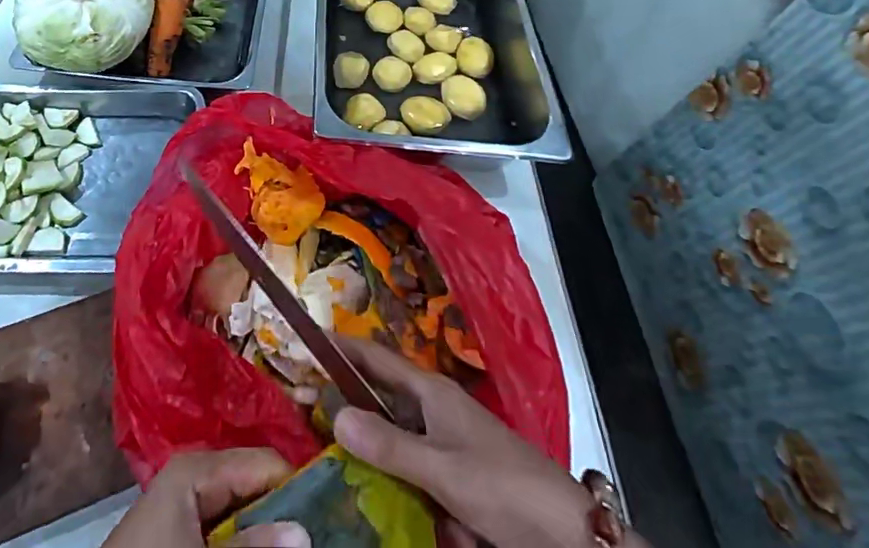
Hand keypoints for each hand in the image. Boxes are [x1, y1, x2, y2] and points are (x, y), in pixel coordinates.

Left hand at [102, 449, 306, 547]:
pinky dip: (249, 535)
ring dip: (272, 524)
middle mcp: (196, 471)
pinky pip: (229, 520)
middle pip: (260, 482)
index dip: (303, 485)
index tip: (337, 508)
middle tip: (325, 529)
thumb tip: (306, 531)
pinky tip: (266, 544)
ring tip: (307, 537)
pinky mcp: (184, 523)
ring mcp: (190, 497)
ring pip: (248, 504)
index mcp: (198, 468)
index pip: (268, 462)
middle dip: (289, 508)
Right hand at [333, 339, 643, 547]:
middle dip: (344, 400)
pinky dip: (388, 475)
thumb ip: (388, 445)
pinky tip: (367, 493)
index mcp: (431, 392)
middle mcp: (434, 409)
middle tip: (303, 405)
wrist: (564, 534)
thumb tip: (334, 413)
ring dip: (364, 444)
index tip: (306, 339)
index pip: (376, 358)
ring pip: (391, 435)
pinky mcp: (451, 473)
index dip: (342, 346)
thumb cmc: (502, 486)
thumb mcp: (442, 469)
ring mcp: (444, 442)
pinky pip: (408, 466)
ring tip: (324, 452)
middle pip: (379, 396)